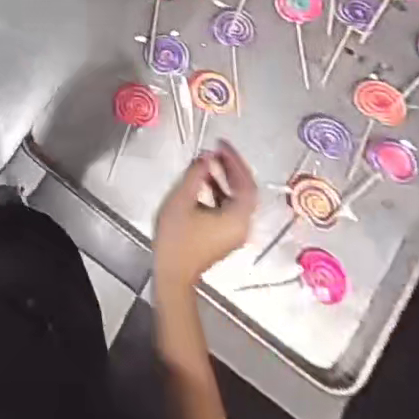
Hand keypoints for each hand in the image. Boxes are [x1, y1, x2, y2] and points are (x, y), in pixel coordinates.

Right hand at [153, 142, 257, 292]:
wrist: (173, 273)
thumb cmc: (176, 239)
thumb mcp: (181, 201)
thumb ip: (195, 176)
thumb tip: (206, 158)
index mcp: (237, 217)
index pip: (245, 182)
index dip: (235, 161)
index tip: (222, 145)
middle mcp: (242, 225)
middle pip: (245, 190)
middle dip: (231, 168)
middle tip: (217, 150)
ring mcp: (235, 233)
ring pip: (237, 199)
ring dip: (224, 180)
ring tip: (208, 163)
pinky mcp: (225, 236)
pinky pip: (229, 208)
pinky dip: (219, 193)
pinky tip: (203, 184)